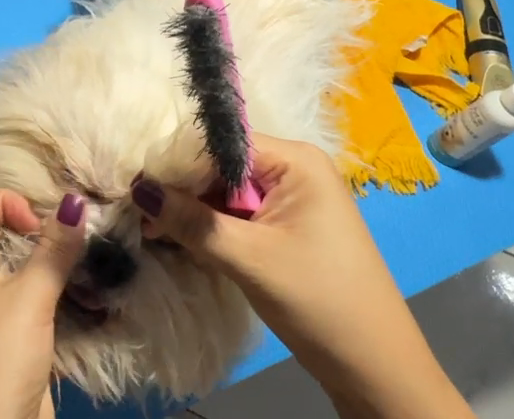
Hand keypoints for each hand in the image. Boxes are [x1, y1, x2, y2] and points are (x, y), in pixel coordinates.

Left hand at [0, 189, 86, 418]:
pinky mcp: (18, 341)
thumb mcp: (28, 298)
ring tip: (94, 267)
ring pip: (28, 271)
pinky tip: (94, 302)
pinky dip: (65, 298)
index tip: (40, 227)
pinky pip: (41, 304)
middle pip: (7, 234)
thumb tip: (75, 202)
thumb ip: (54, 251)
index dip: (9, 203)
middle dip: (45, 233)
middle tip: (80, 240)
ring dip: (60, 267)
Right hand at [132, 136, 473, 418]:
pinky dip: (210, 227)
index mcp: (295, 159)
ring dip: (191, 211)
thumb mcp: (248, 259)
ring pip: (224, 191)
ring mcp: (292, 199)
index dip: (176, 161)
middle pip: (219, 164)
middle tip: (137, 213)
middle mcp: (294, 168)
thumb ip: (191, 221)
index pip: (219, 141)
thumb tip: (136, 187)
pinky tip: (179, 240)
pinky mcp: (287, 227)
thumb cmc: (319, 302)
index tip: (135, 183)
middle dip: (180, 189)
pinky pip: (237, 213)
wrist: (378, 371)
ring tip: (150, 228)